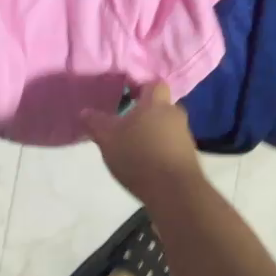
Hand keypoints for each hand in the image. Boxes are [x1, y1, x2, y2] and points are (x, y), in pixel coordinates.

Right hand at [81, 83, 203, 203]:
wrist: (175, 192)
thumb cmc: (139, 156)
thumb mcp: (108, 139)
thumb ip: (95, 123)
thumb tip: (85, 112)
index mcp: (155, 103)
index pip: (153, 83)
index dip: (141, 87)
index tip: (127, 96)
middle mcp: (174, 114)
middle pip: (161, 106)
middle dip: (147, 113)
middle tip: (129, 124)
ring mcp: (185, 136)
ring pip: (168, 127)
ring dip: (155, 134)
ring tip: (137, 147)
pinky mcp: (190, 158)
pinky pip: (174, 146)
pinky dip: (163, 151)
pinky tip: (149, 165)